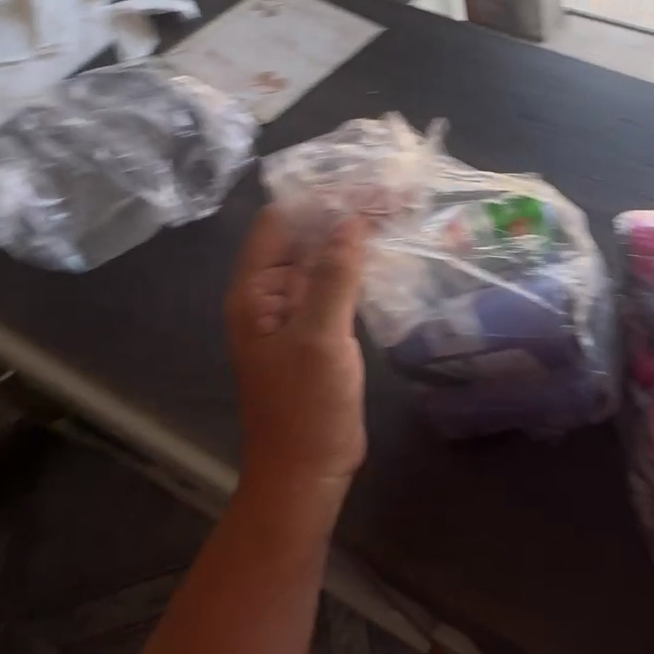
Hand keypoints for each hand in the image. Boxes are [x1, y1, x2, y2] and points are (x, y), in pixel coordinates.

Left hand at [225, 206, 368, 488]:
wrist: (307, 470)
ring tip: (398, 210)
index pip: (280, 222)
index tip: (365, 182)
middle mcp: (270, 295)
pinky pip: (337, 285)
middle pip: (304, 236)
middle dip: (344, 211)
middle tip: (394, 191)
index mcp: (255, 292)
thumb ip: (334, 276)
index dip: (319, 198)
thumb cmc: (306, 408)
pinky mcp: (320, 331)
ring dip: (355, 236)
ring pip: (324, 259)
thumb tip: (351, 220)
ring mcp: (296, 314)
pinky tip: (389, 253)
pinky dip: (360, 266)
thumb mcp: (320, 338)